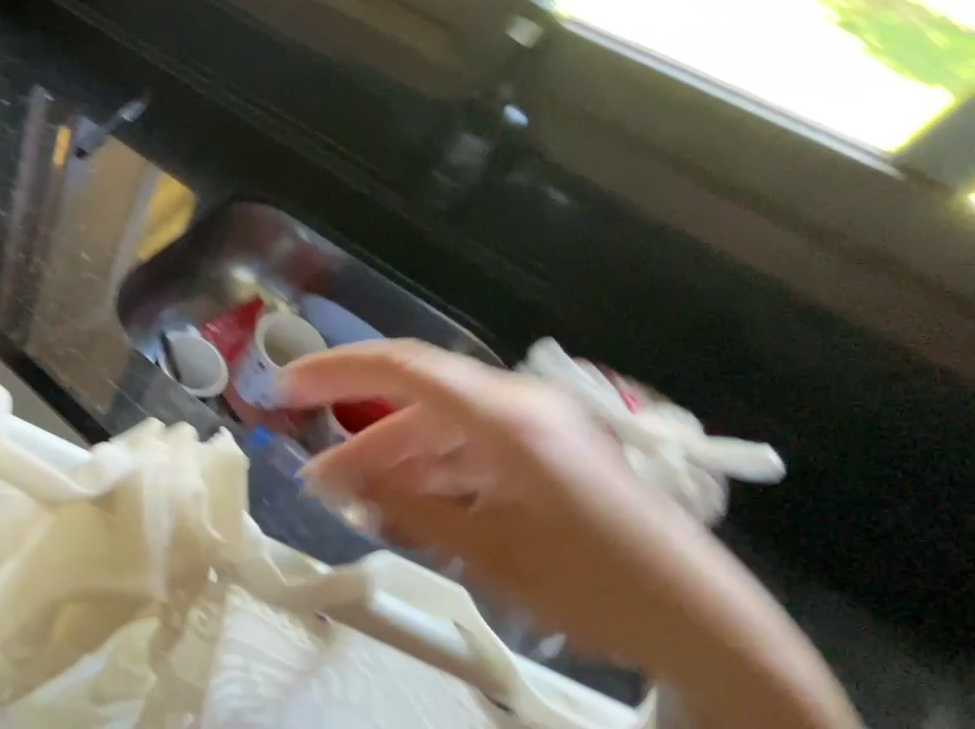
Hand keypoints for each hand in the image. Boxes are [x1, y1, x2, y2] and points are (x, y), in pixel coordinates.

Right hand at [285, 340, 782, 670]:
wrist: (712, 630)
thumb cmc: (599, 587)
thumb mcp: (490, 552)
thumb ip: (407, 507)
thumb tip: (338, 481)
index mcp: (505, 417)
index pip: (400, 367)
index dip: (333, 371)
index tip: (284, 388)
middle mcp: (520, 405)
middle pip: (417, 400)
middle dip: (360, 436)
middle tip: (316, 474)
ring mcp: (539, 426)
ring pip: (442, 426)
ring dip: (395, 458)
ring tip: (352, 497)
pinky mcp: (552, 451)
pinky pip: (472, 446)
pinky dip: (433, 470)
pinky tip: (408, 503)